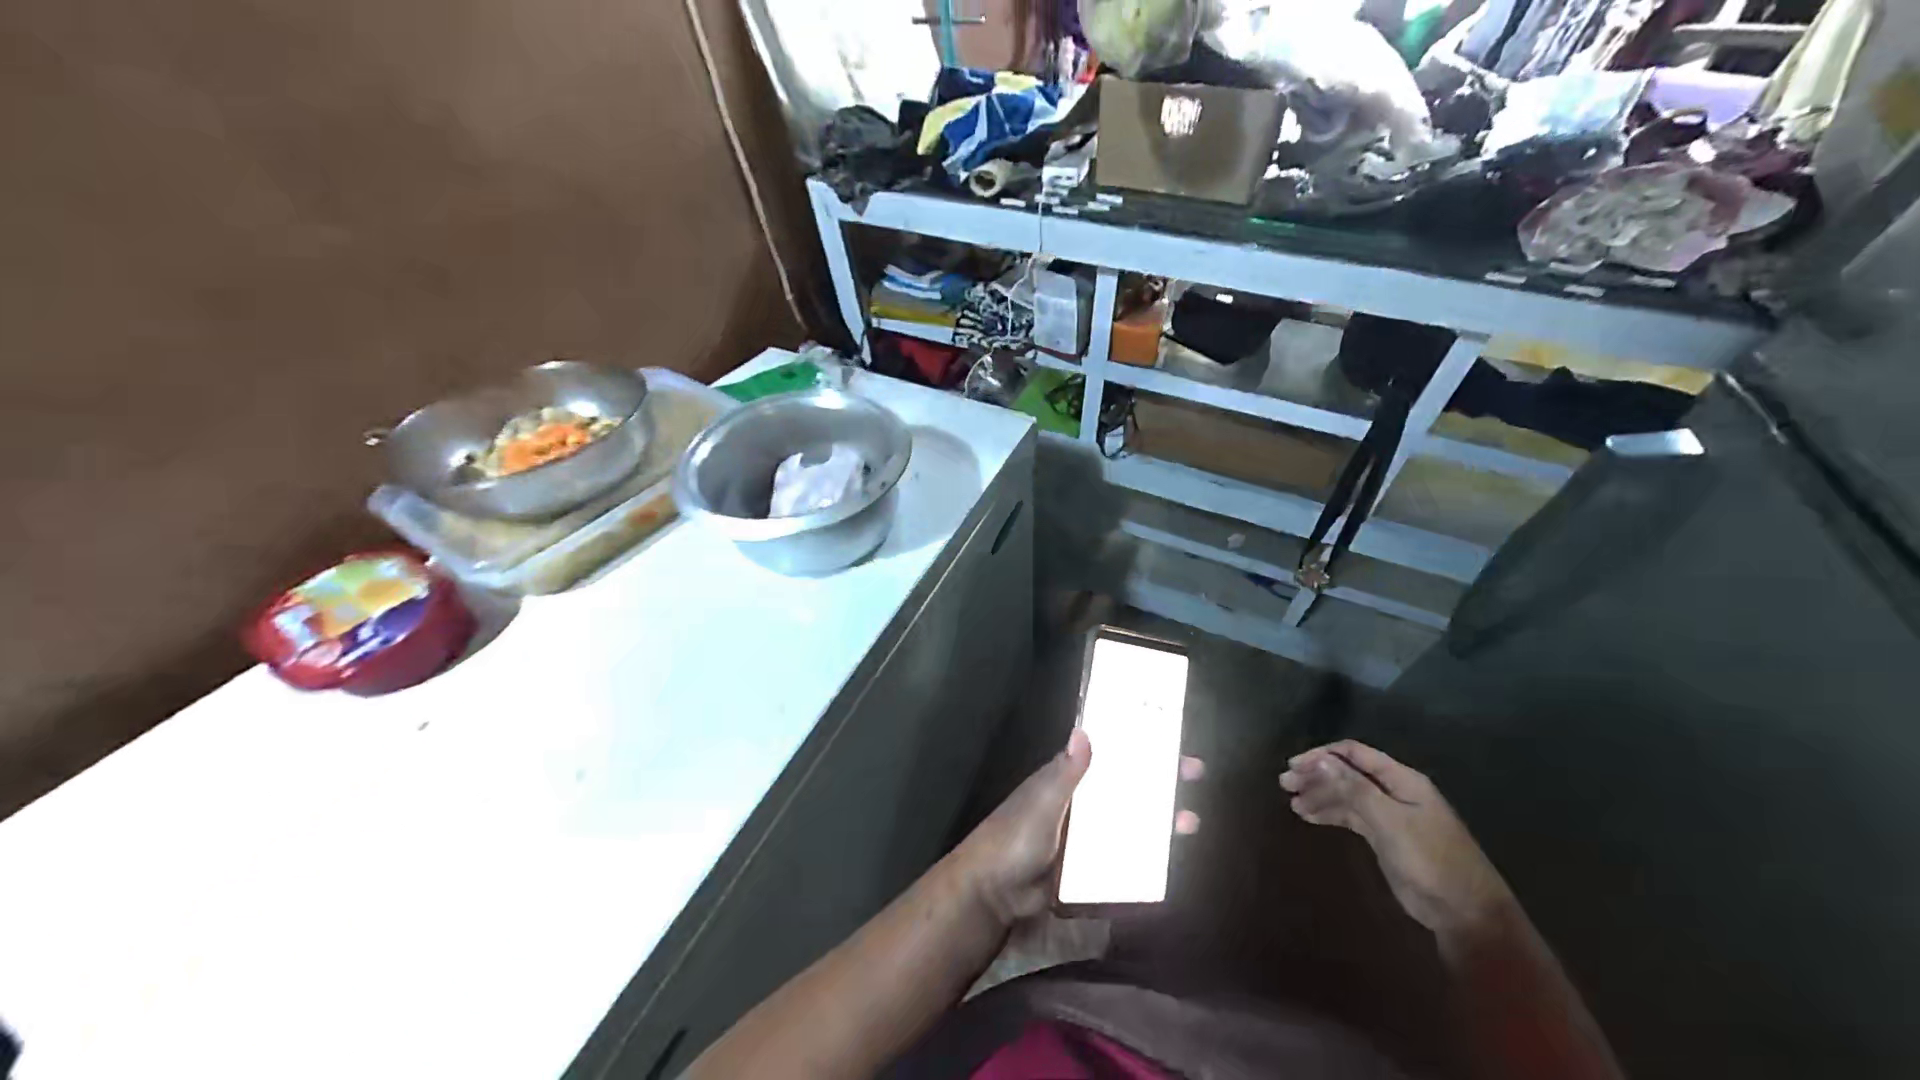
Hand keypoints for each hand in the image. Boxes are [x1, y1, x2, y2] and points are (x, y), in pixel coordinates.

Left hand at [952, 730, 1203, 924]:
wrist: (994, 892)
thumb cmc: (1014, 838)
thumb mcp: (1042, 803)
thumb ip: (1064, 773)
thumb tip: (1084, 731)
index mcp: (1066, 779)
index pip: (1107, 755)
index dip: (1135, 746)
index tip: (1169, 738)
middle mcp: (1079, 803)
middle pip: (1125, 786)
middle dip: (1157, 780)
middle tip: (1194, 774)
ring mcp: (1085, 836)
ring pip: (1129, 821)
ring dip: (1157, 820)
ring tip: (1190, 821)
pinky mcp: (1087, 866)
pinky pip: (1122, 856)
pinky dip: (1144, 855)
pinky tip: (1169, 860)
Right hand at [1281, 740, 1513, 938]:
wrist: (1465, 912)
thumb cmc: (1431, 859)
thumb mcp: (1390, 821)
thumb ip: (1355, 789)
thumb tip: (1320, 761)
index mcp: (1401, 779)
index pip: (1354, 753)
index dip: (1322, 755)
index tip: (1293, 766)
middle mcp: (1394, 791)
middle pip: (1347, 773)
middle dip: (1316, 775)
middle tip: (1285, 784)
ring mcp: (1390, 815)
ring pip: (1346, 795)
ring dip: (1319, 795)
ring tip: (1293, 804)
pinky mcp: (1385, 837)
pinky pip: (1351, 816)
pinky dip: (1329, 813)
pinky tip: (1309, 817)